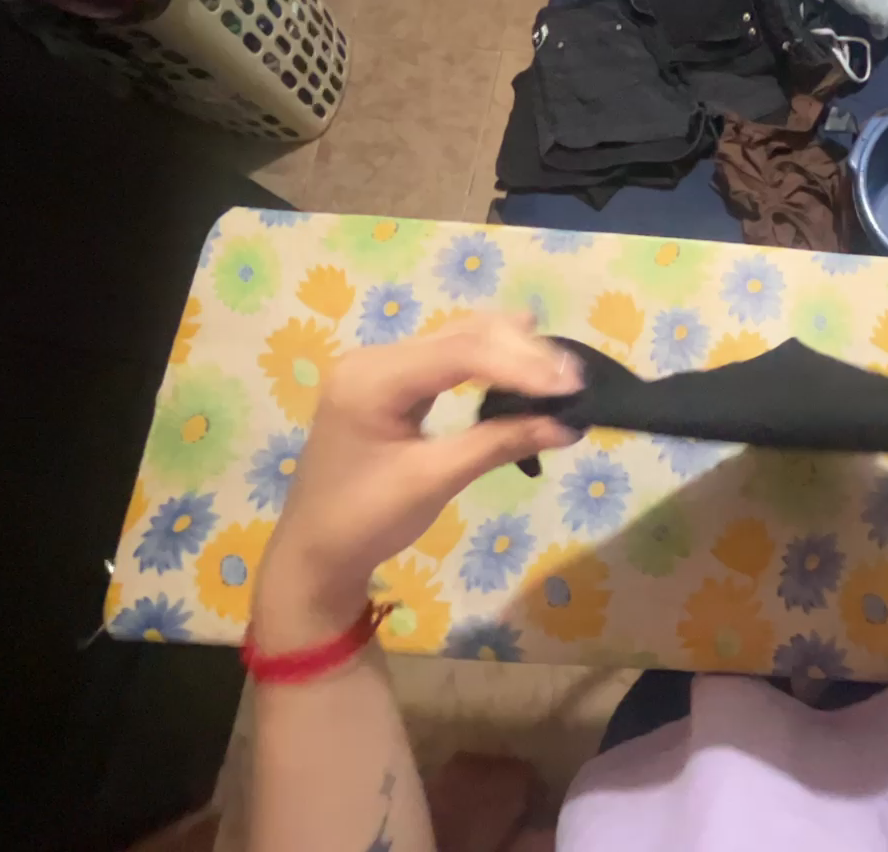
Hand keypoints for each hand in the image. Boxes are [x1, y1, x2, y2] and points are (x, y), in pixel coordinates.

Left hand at [252, 314, 581, 649]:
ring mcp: (384, 365)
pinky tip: (525, 358)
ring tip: (559, 370)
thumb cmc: (366, 520)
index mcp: (373, 379)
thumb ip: (500, 443)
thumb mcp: (435, 480)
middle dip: (523, 352)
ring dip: (512, 350)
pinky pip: (452, 354)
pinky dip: (493, 358)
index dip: (521, 364)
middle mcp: (376, 358)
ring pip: (461, 338)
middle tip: (573, 379)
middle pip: (464, 335)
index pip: (460, 353)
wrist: (314, 552)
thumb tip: (568, 426)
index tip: (570, 385)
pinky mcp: (395, 378)